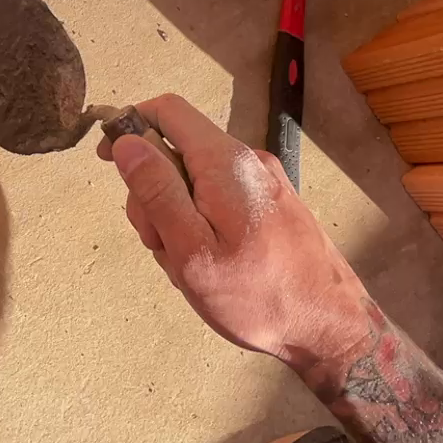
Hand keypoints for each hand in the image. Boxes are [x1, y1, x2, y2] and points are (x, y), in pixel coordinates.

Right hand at [98, 95, 376, 365]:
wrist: (335, 332)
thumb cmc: (257, 296)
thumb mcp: (191, 250)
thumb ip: (156, 191)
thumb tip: (125, 141)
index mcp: (224, 162)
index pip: (167, 110)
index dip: (128, 126)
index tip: (108, 163)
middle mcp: (246, 159)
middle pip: (176, 150)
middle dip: (151, 190)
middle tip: (158, 243)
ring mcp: (262, 181)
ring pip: (194, 179)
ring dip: (174, 214)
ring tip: (186, 265)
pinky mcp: (271, 204)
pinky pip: (216, 198)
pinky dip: (199, 223)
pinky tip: (209, 264)